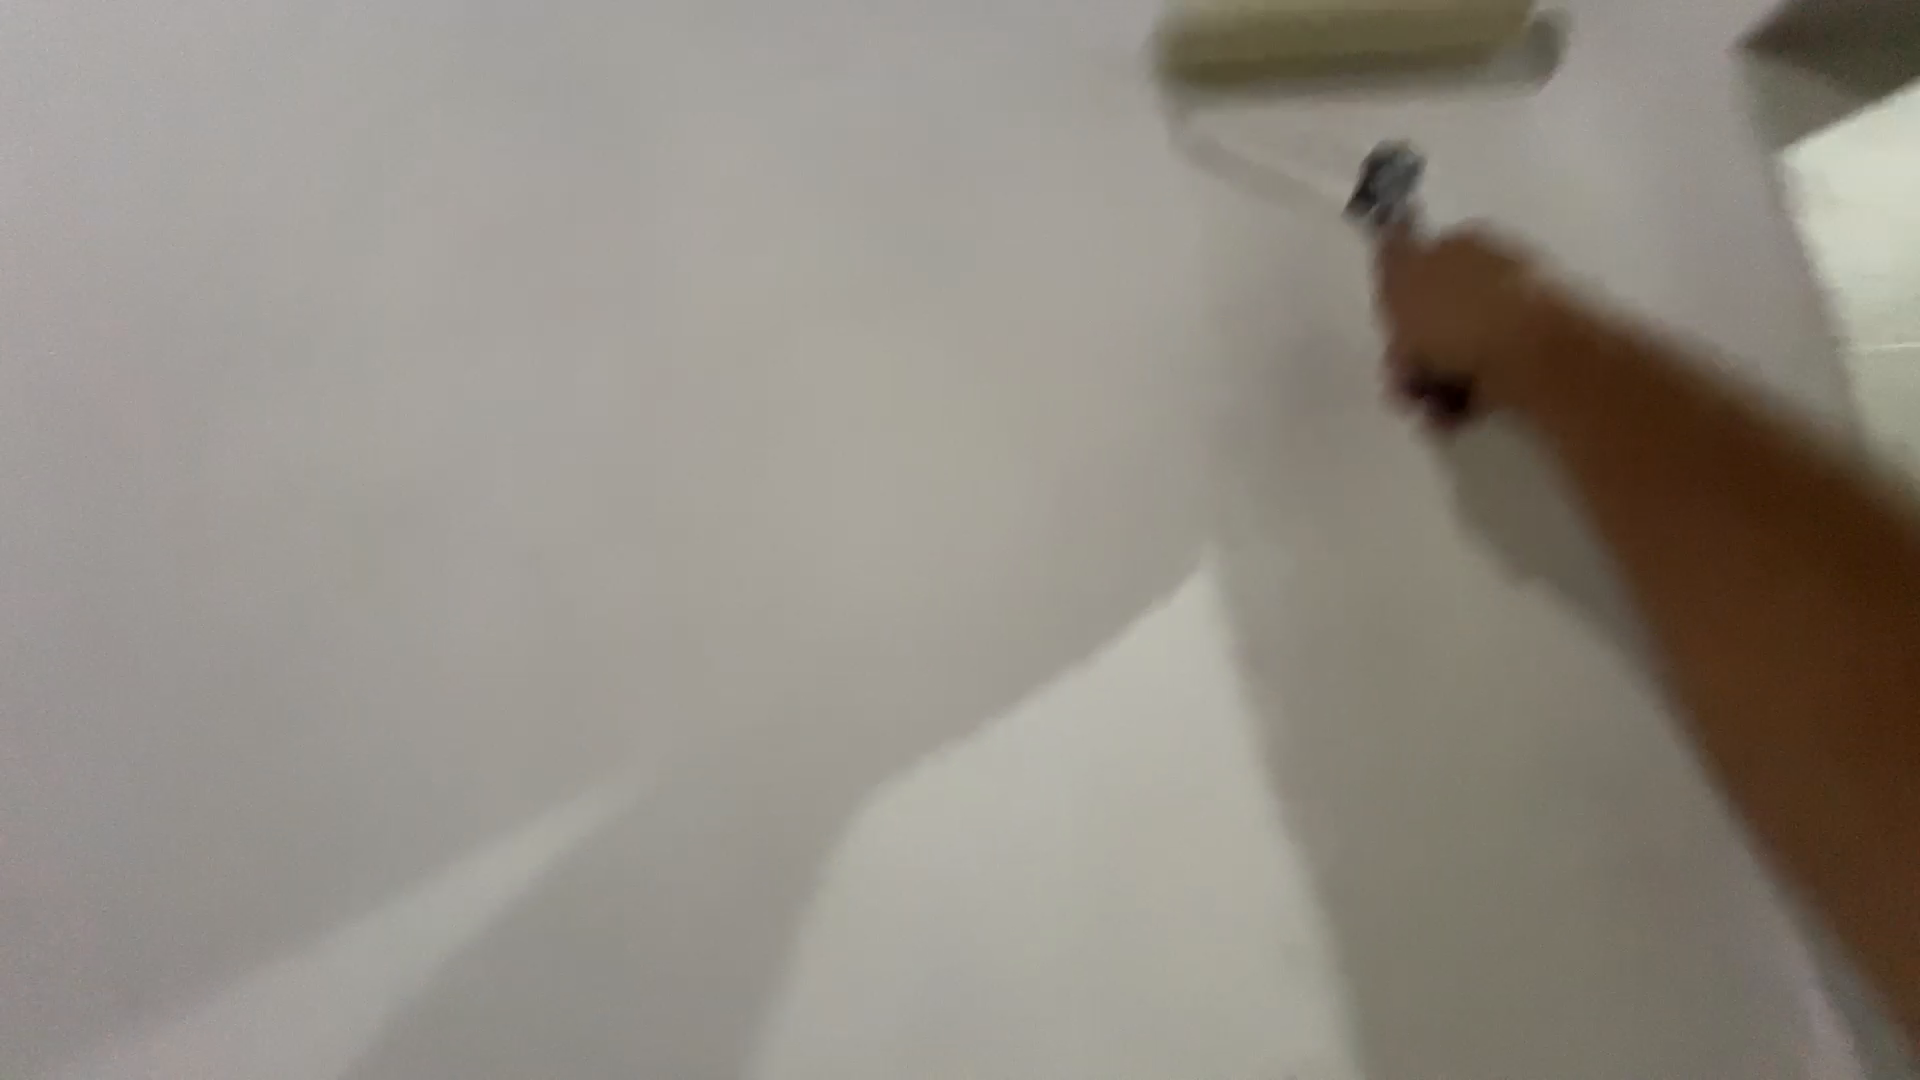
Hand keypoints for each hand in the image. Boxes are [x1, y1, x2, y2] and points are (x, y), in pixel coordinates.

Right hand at [1374, 225, 1551, 412]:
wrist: (1531, 356)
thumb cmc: (1455, 316)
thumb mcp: (1402, 278)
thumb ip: (1391, 256)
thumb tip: (1391, 233)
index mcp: (1463, 243)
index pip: (1418, 268)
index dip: (1395, 306)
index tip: (1386, 335)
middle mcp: (1494, 270)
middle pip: (1433, 318)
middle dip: (1409, 355)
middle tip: (1401, 381)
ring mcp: (1518, 312)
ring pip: (1453, 352)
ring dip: (1431, 384)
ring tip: (1428, 408)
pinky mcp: (1534, 353)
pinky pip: (1482, 377)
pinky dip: (1461, 399)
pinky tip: (1452, 415)